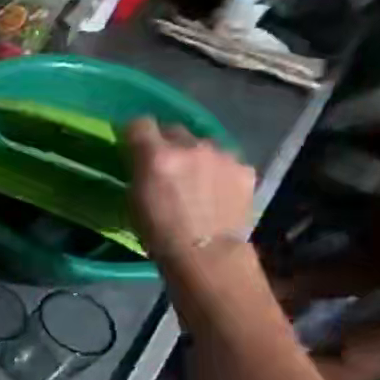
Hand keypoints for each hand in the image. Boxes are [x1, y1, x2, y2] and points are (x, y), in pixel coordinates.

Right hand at [125, 119, 255, 265]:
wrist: (208, 257)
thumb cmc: (159, 235)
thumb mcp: (134, 200)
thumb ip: (139, 171)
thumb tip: (142, 160)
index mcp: (157, 155)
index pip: (140, 122)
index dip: (135, 134)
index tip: (134, 147)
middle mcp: (190, 146)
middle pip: (173, 130)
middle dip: (167, 144)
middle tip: (167, 168)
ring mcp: (222, 155)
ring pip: (203, 144)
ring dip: (196, 157)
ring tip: (196, 183)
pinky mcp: (244, 169)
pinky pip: (226, 161)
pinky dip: (219, 172)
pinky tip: (217, 193)